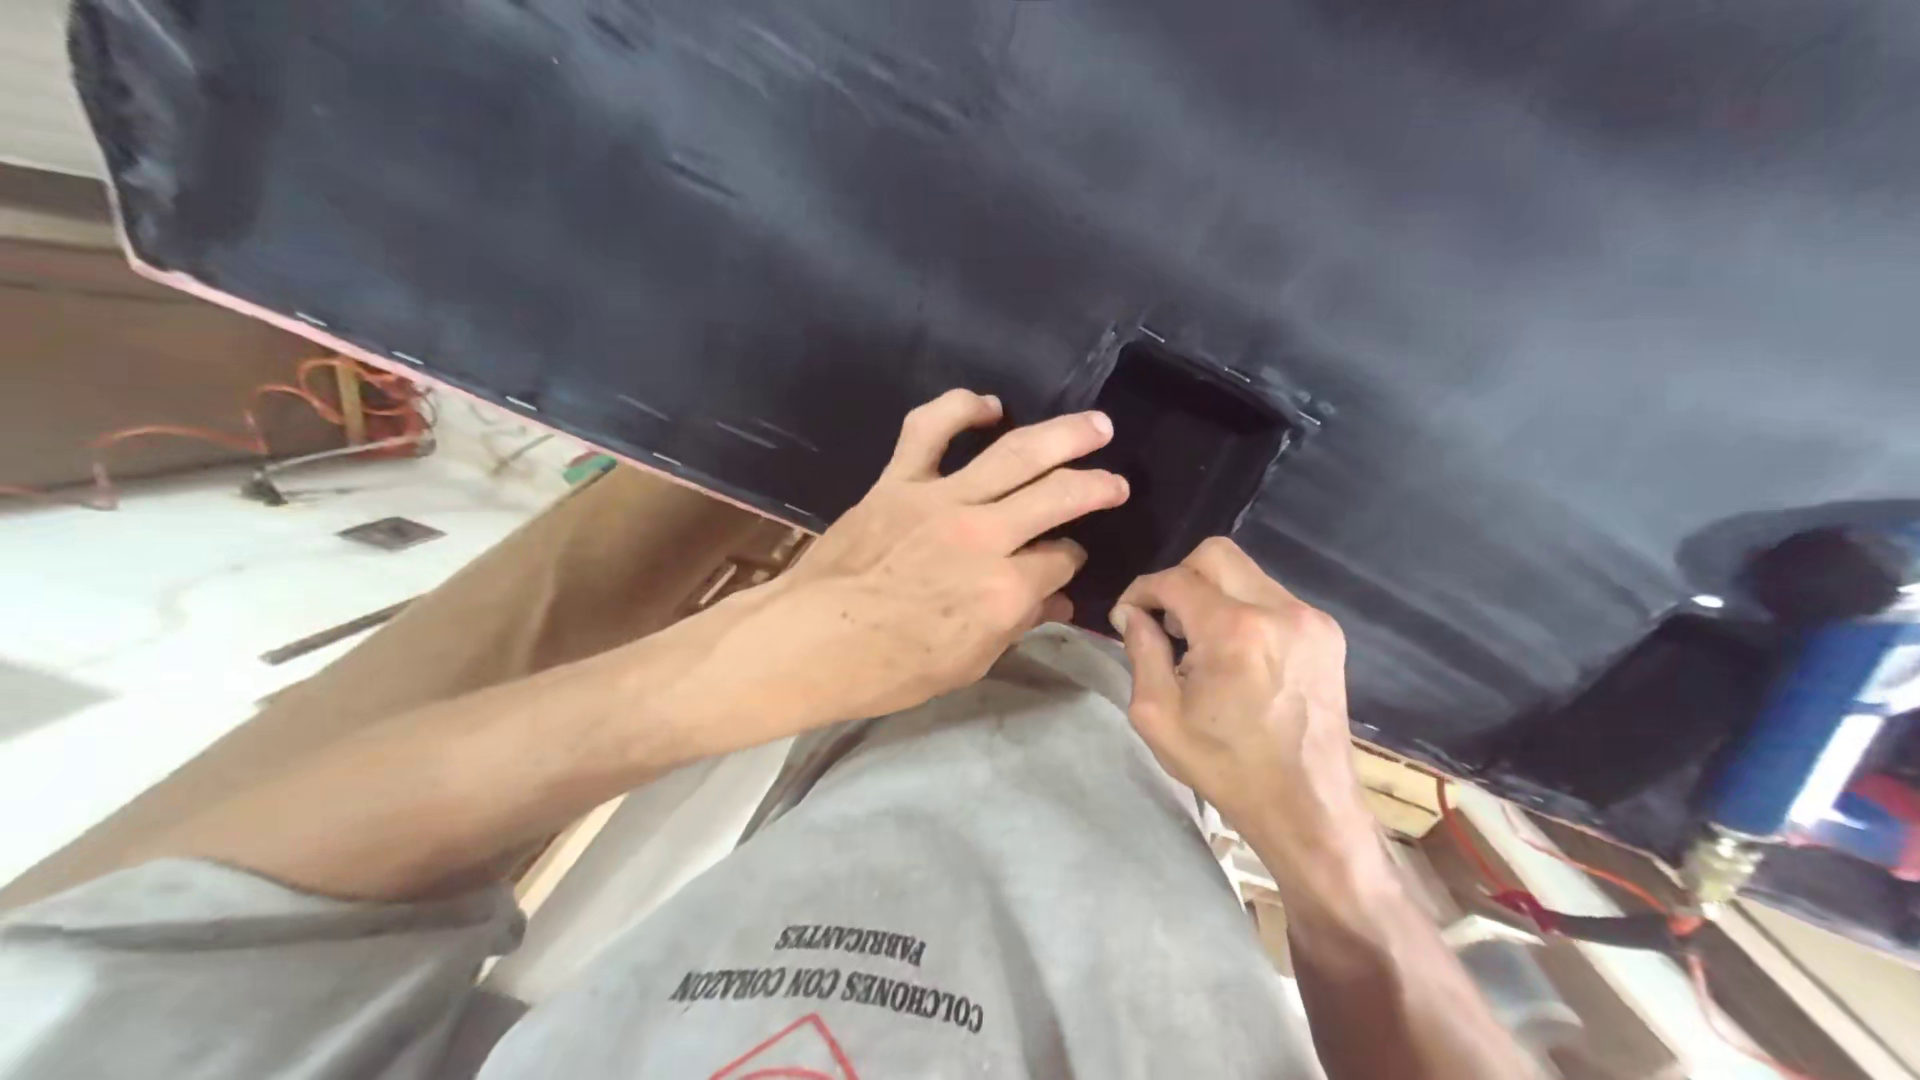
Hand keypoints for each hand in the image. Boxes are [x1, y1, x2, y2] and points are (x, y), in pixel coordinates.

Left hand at [721, 389, 1128, 729]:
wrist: (806, 643)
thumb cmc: (889, 669)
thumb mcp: (967, 662)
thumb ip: (1017, 623)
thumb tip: (1058, 598)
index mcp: (1004, 591)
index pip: (1062, 559)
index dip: (1072, 559)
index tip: (1068, 559)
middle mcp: (983, 536)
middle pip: (1059, 496)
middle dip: (1097, 486)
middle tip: (1117, 482)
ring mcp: (940, 500)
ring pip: (1015, 453)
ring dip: (1064, 435)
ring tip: (1096, 425)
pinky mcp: (898, 480)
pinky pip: (931, 427)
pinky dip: (961, 407)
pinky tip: (989, 406)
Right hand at [1110, 538, 1372, 881]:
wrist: (1308, 806)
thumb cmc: (1225, 766)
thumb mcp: (1158, 715)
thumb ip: (1140, 651)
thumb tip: (1132, 614)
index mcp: (1234, 632)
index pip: (1176, 579)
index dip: (1142, 591)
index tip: (1128, 615)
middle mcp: (1279, 611)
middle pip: (1215, 554)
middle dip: (1177, 579)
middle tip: (1164, 620)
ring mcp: (1310, 620)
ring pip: (1245, 572)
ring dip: (1210, 593)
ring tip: (1198, 640)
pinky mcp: (1326, 634)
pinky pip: (1270, 596)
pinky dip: (1241, 608)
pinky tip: (1233, 651)